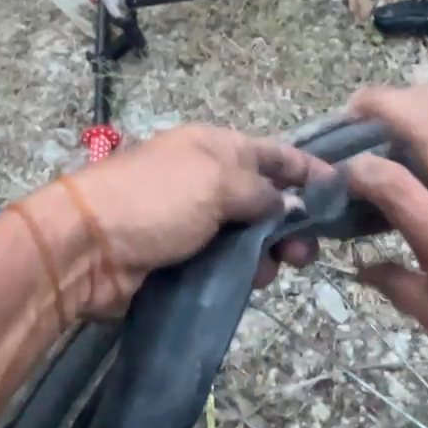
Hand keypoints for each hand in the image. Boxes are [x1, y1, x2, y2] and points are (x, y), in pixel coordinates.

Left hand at [65, 126, 327, 315]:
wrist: (87, 249)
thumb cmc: (157, 199)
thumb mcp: (217, 182)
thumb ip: (262, 190)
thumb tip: (288, 203)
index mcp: (217, 147)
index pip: (274, 152)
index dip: (308, 169)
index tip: (341, 191)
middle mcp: (211, 180)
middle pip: (267, 198)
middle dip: (292, 221)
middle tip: (306, 250)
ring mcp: (197, 220)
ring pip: (252, 234)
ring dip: (270, 251)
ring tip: (278, 267)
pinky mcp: (185, 257)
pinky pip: (229, 262)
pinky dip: (245, 270)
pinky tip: (252, 280)